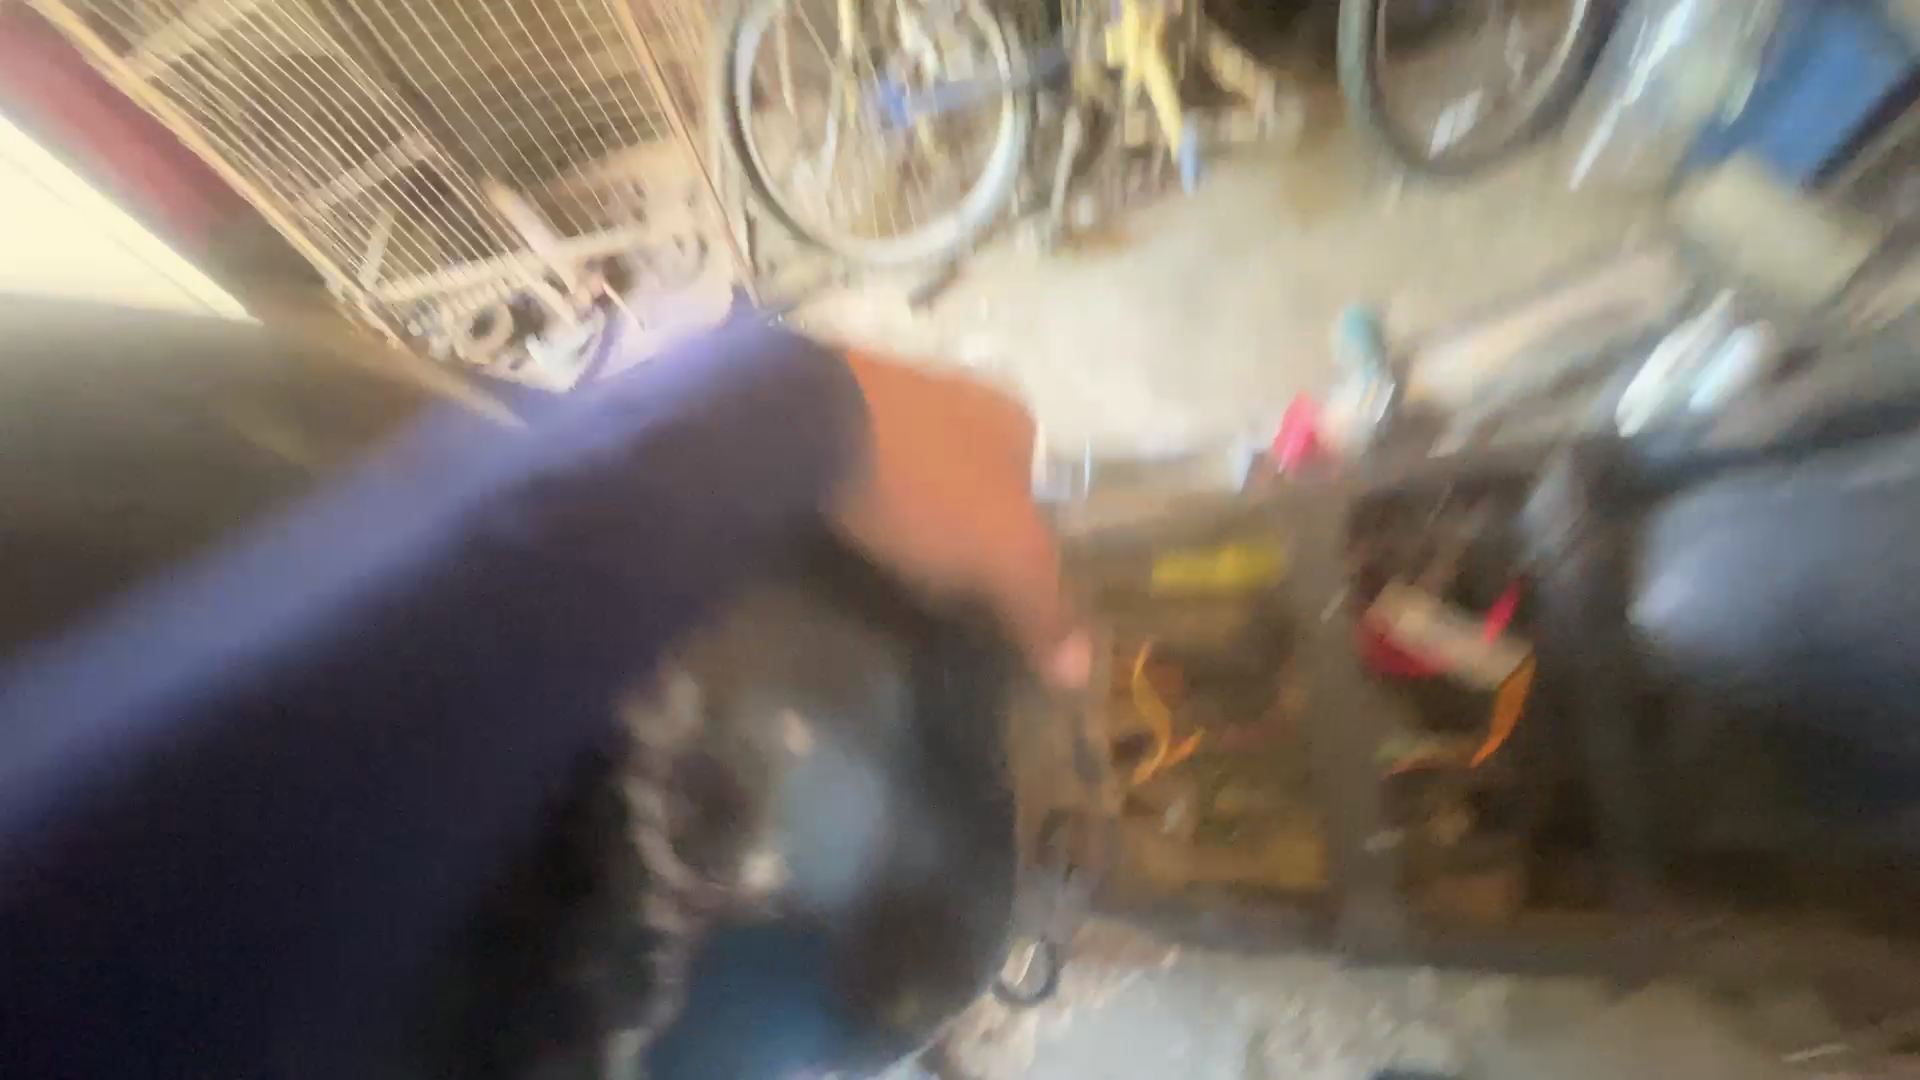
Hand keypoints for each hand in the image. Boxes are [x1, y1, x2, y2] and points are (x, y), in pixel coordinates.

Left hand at [832, 349, 1088, 687]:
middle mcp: (960, 395)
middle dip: (966, 526)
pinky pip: (862, 463)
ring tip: (891, 561)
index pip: (1037, 493)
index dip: (1026, 546)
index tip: (998, 592)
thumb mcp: (1005, 560)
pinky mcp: (831, 402)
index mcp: (1013, 421)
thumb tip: (1080, 672)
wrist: (810, 425)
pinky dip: (862, 496)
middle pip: (977, 478)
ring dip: (911, 511)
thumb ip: (1044, 609)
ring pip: (918, 468)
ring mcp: (892, 393)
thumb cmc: (931, 489)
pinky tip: (848, 525)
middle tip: (943, 583)